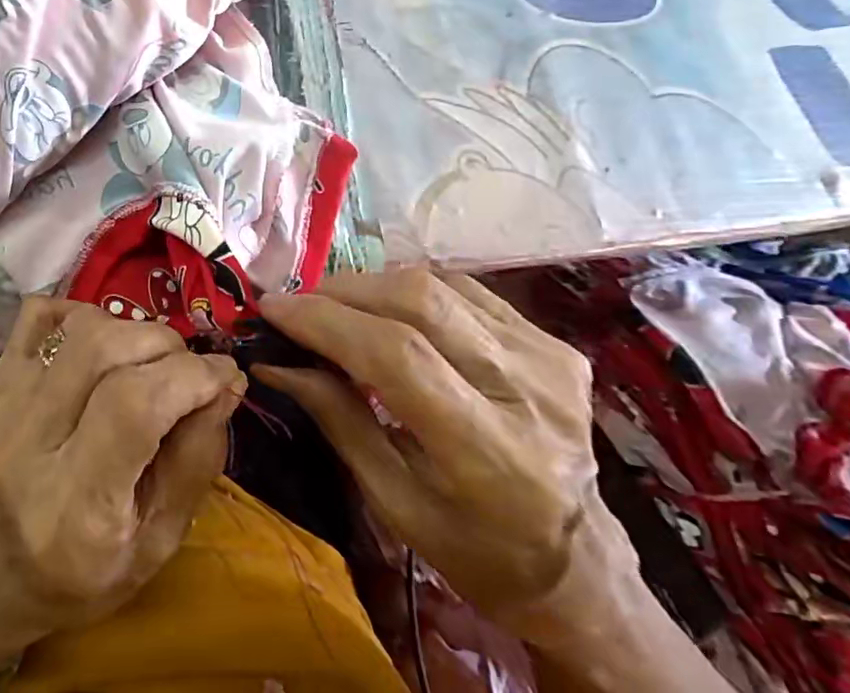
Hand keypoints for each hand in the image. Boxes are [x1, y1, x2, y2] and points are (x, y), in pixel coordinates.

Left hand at [0, 297, 245, 664]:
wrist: (8, 563)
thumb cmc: (94, 568)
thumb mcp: (162, 538)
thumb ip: (197, 458)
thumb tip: (226, 381)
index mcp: (78, 501)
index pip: (132, 405)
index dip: (190, 376)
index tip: (226, 374)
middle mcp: (31, 441)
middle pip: (102, 350)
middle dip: (165, 345)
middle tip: (190, 370)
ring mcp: (6, 402)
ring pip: (78, 327)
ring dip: (131, 329)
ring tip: (151, 362)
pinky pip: (39, 314)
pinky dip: (81, 313)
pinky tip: (103, 346)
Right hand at [253, 270, 637, 642]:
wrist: (578, 564)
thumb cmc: (471, 546)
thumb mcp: (390, 498)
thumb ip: (335, 417)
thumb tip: (273, 361)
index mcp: (490, 452)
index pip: (396, 355)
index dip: (325, 321)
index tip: (270, 309)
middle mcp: (531, 394)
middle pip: (419, 302)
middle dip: (339, 293)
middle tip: (295, 307)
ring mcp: (550, 360)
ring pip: (438, 285)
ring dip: (368, 286)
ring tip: (330, 308)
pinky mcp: (555, 344)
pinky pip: (463, 290)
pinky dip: (407, 291)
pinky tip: (382, 312)